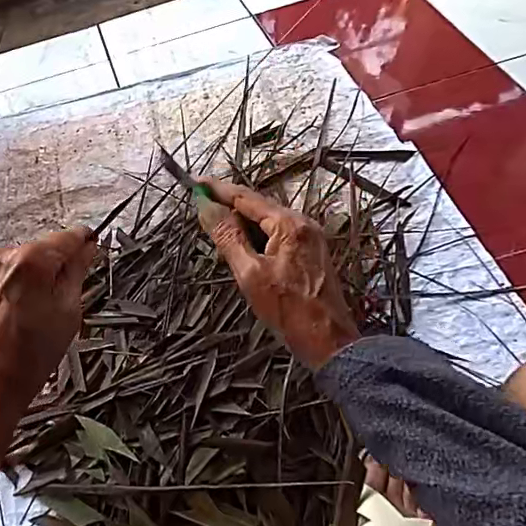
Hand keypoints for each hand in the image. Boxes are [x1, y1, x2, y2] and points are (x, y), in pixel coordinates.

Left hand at [0, 226, 98, 520]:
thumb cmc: (21, 364)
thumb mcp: (68, 315)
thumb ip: (78, 273)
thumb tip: (86, 251)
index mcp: (31, 261)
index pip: (69, 236)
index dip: (86, 244)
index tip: (93, 250)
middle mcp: (2, 258)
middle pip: (44, 249)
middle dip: (58, 267)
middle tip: (67, 301)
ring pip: (22, 263)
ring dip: (35, 280)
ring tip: (38, 318)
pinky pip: (3, 278)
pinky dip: (15, 291)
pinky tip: (18, 321)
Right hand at [198, 179, 357, 368]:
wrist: (329, 342)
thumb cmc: (289, 310)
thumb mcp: (249, 273)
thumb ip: (228, 237)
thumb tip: (206, 208)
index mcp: (289, 224)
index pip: (246, 197)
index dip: (218, 190)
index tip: (195, 183)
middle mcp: (303, 223)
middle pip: (258, 206)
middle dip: (229, 205)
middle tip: (201, 205)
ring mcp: (310, 237)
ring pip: (268, 220)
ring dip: (242, 222)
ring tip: (217, 226)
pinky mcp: (311, 252)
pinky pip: (278, 233)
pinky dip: (257, 235)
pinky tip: (243, 245)